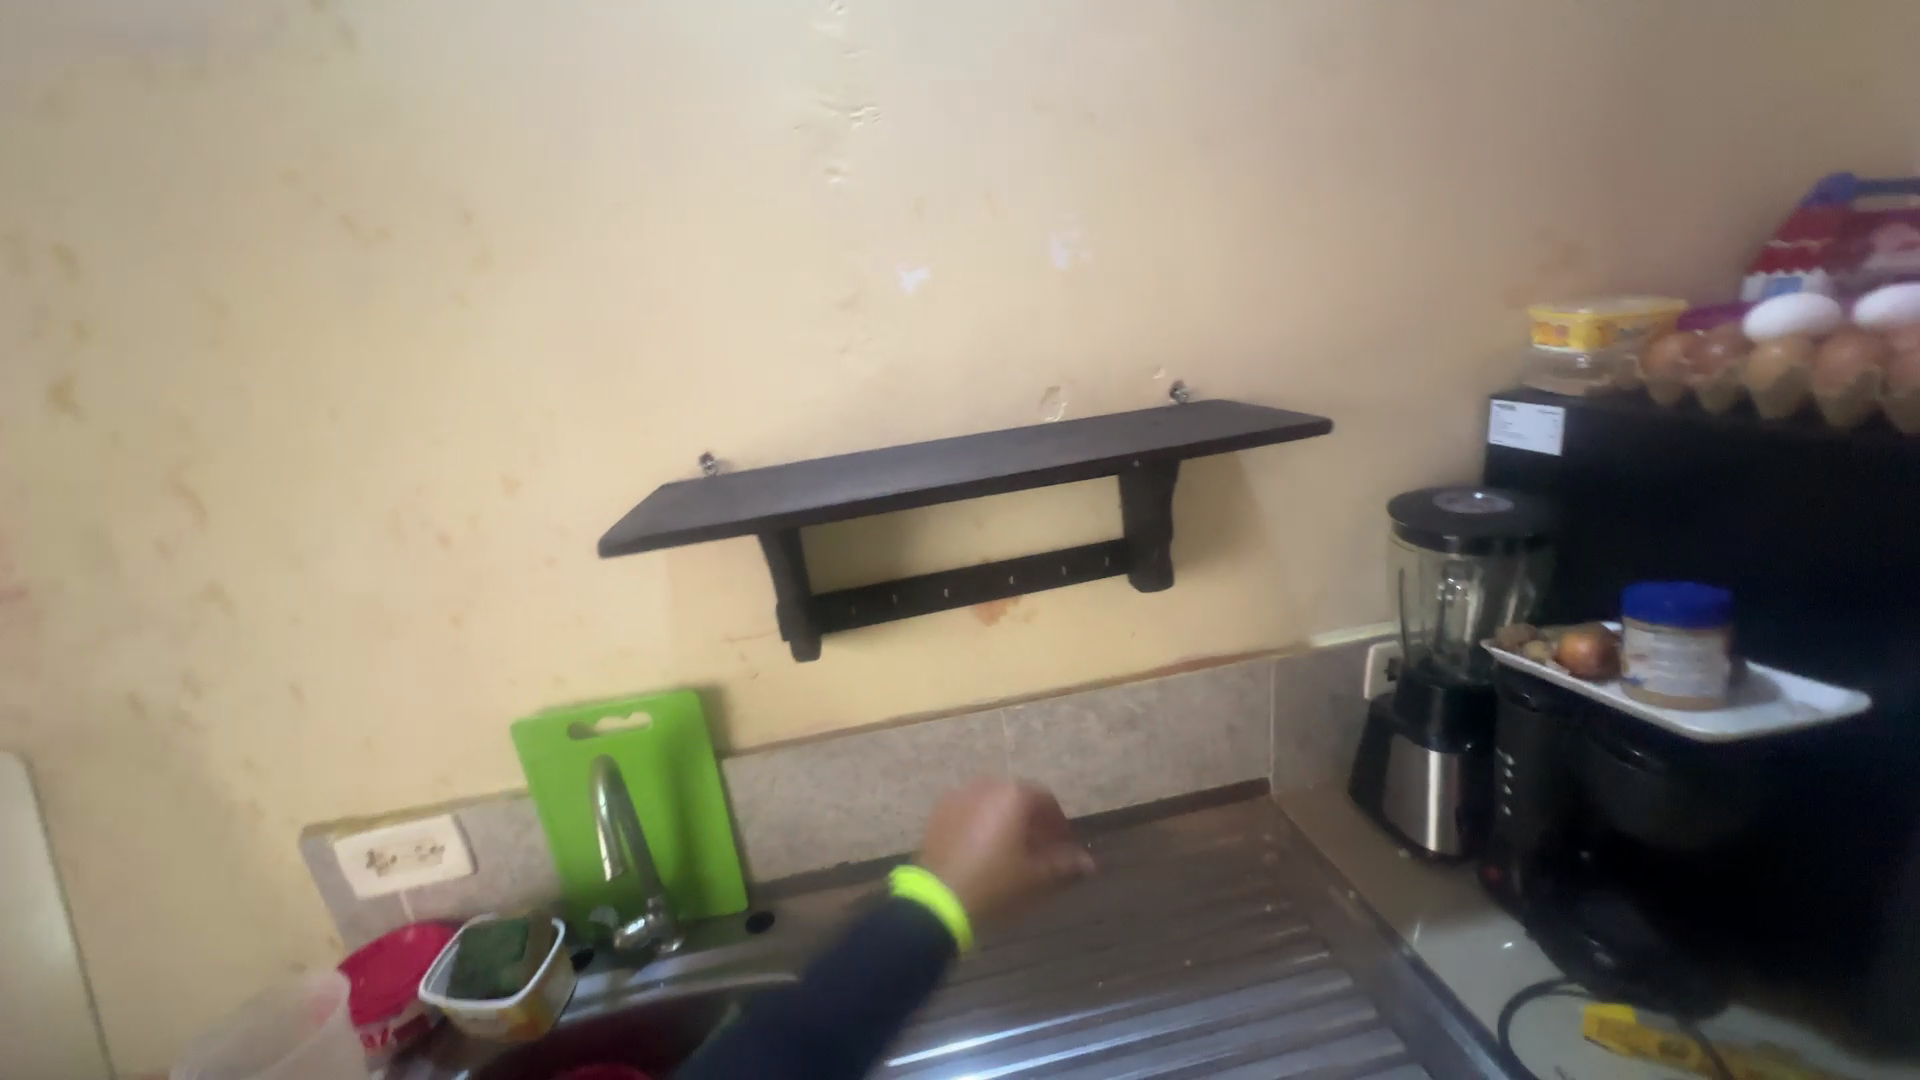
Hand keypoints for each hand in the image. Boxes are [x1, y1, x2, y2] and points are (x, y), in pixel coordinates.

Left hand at [917, 779, 1094, 926]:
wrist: (939, 897)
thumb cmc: (995, 883)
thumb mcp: (1035, 876)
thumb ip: (1064, 864)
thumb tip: (1089, 863)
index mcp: (1014, 794)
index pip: (1046, 801)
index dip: (1058, 824)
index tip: (1063, 846)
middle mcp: (987, 785)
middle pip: (1018, 797)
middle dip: (1032, 820)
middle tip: (1039, 848)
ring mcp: (960, 794)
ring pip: (992, 801)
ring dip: (1006, 818)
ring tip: (1011, 849)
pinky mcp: (939, 809)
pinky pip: (969, 809)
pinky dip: (981, 821)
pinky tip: (983, 848)